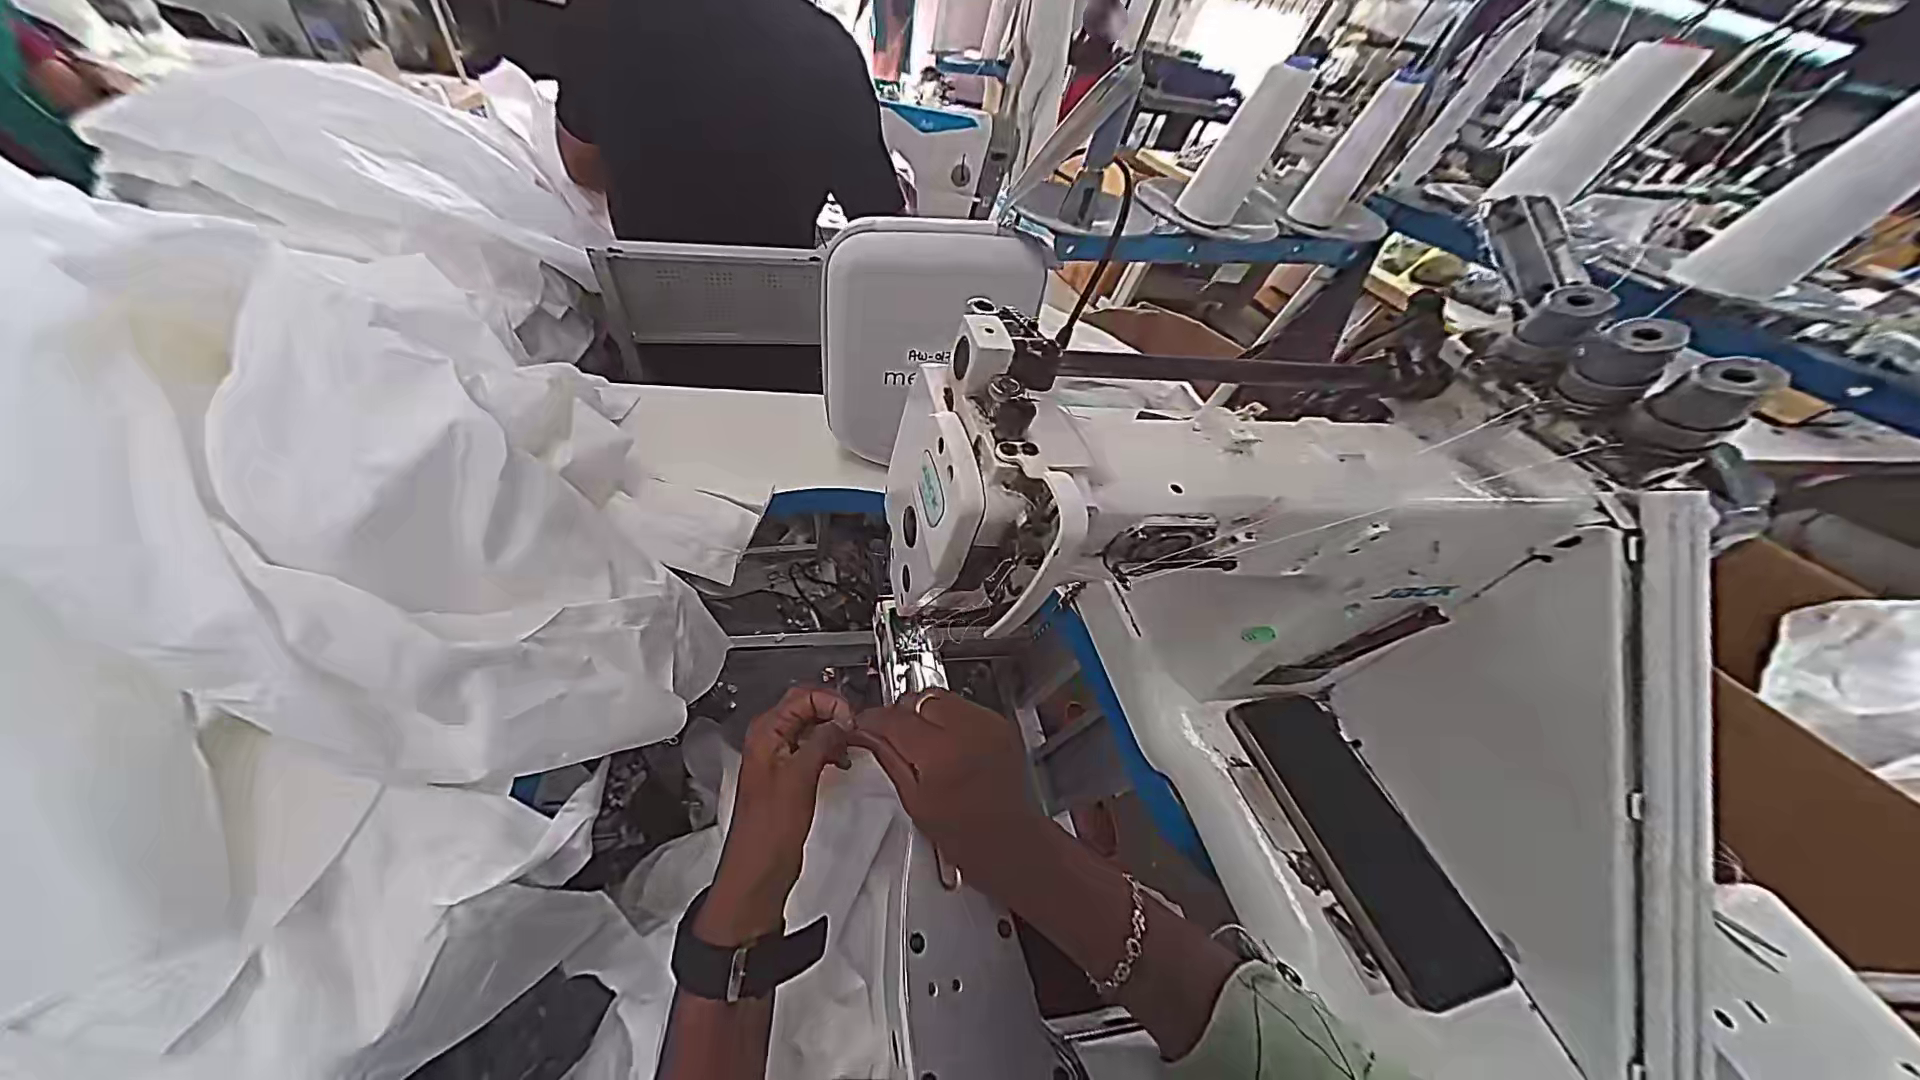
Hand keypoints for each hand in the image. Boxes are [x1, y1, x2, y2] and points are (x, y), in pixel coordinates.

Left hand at [697, 686, 853, 945]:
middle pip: (807, 705)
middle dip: (834, 712)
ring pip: (812, 726)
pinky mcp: (789, 775)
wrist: (759, 871)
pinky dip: (830, 747)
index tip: (850, 719)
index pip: (803, 695)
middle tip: (854, 726)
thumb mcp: (801, 776)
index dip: (831, 702)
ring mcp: (779, 757)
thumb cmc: (768, 833)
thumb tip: (841, 721)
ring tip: (849, 742)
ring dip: (834, 729)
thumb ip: (823, 741)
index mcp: (765, 733)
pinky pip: (813, 746)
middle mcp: (769, 740)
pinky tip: (840, 758)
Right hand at [850, 690, 1052, 900]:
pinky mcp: (998, 723)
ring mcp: (985, 723)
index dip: (874, 720)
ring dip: (926, 712)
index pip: (894, 719)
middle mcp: (965, 729)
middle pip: (918, 699)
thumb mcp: (913, 800)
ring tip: (924, 740)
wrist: (1009, 838)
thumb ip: (888, 758)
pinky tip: (949, 741)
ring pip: (941, 697)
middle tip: (895, 735)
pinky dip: (951, 716)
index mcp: (938, 752)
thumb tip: (866, 734)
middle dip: (902, 713)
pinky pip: (964, 706)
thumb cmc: (963, 833)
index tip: (865, 725)